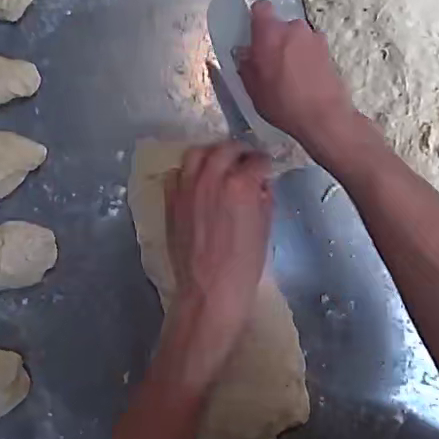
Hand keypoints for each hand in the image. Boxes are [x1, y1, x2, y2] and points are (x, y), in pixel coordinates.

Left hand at [162, 141, 273, 382]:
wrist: (210, 290)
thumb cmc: (245, 264)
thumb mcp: (265, 227)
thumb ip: (263, 197)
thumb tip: (260, 183)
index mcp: (241, 184)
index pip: (257, 160)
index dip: (265, 163)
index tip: (266, 168)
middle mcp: (212, 178)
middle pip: (226, 148)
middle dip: (240, 151)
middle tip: (246, 160)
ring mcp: (188, 188)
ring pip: (197, 153)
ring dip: (212, 153)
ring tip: (220, 162)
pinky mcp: (172, 200)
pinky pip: (177, 173)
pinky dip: (189, 171)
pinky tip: (198, 180)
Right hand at [236, 0, 359, 153]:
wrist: (324, 116)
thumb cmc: (282, 102)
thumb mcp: (253, 88)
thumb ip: (246, 64)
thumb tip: (245, 52)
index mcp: (270, 32)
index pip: (261, 8)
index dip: (257, 19)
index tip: (256, 36)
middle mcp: (294, 28)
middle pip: (281, 26)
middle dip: (276, 40)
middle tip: (273, 63)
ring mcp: (315, 38)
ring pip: (298, 37)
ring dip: (294, 48)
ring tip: (292, 74)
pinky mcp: (329, 50)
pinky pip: (312, 48)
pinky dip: (308, 58)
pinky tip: (307, 79)